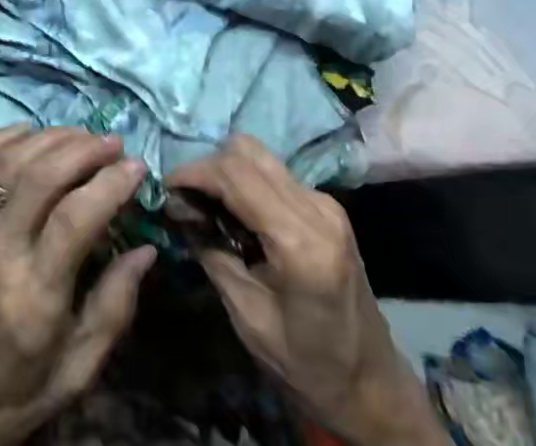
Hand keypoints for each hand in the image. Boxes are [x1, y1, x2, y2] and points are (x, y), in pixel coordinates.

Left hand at [0, 127, 156, 445]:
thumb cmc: (22, 384)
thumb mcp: (81, 367)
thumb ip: (115, 305)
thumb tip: (148, 248)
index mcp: (34, 296)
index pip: (73, 219)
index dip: (108, 184)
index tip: (138, 167)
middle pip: (37, 177)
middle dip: (81, 150)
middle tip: (113, 143)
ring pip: (5, 161)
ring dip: (48, 138)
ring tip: (83, 135)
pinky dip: (4, 138)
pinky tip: (34, 132)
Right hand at [167, 135, 447, 445]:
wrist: (370, 384)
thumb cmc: (304, 361)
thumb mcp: (246, 313)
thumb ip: (211, 251)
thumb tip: (177, 209)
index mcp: (301, 242)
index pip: (235, 173)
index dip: (192, 172)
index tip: (165, 190)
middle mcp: (317, 209)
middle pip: (246, 151)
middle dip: (206, 167)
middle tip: (184, 198)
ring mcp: (325, 204)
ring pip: (258, 155)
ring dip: (224, 171)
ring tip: (204, 205)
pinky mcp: (325, 207)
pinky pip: (272, 173)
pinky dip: (242, 181)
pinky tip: (231, 213)